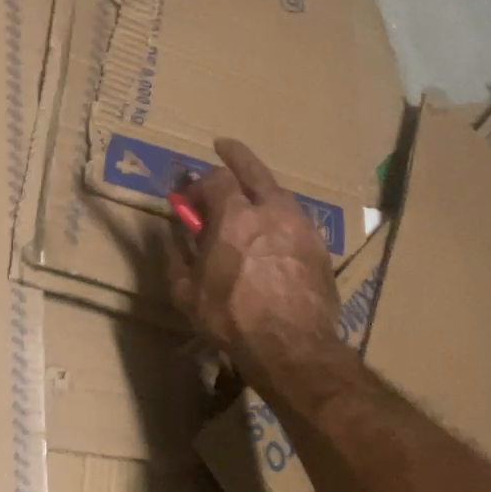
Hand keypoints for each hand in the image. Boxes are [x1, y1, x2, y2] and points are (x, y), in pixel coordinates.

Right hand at [167, 139, 346, 400]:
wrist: (290, 344)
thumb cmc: (229, 317)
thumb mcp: (186, 290)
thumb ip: (176, 254)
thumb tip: (171, 234)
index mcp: (235, 216)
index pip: (216, 177)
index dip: (197, 182)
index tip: (185, 196)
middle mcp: (271, 210)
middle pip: (254, 170)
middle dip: (235, 156)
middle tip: (223, 147)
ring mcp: (301, 226)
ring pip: (278, 192)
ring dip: (259, 188)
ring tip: (246, 197)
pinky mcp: (318, 246)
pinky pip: (293, 218)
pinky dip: (277, 215)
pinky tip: (269, 231)